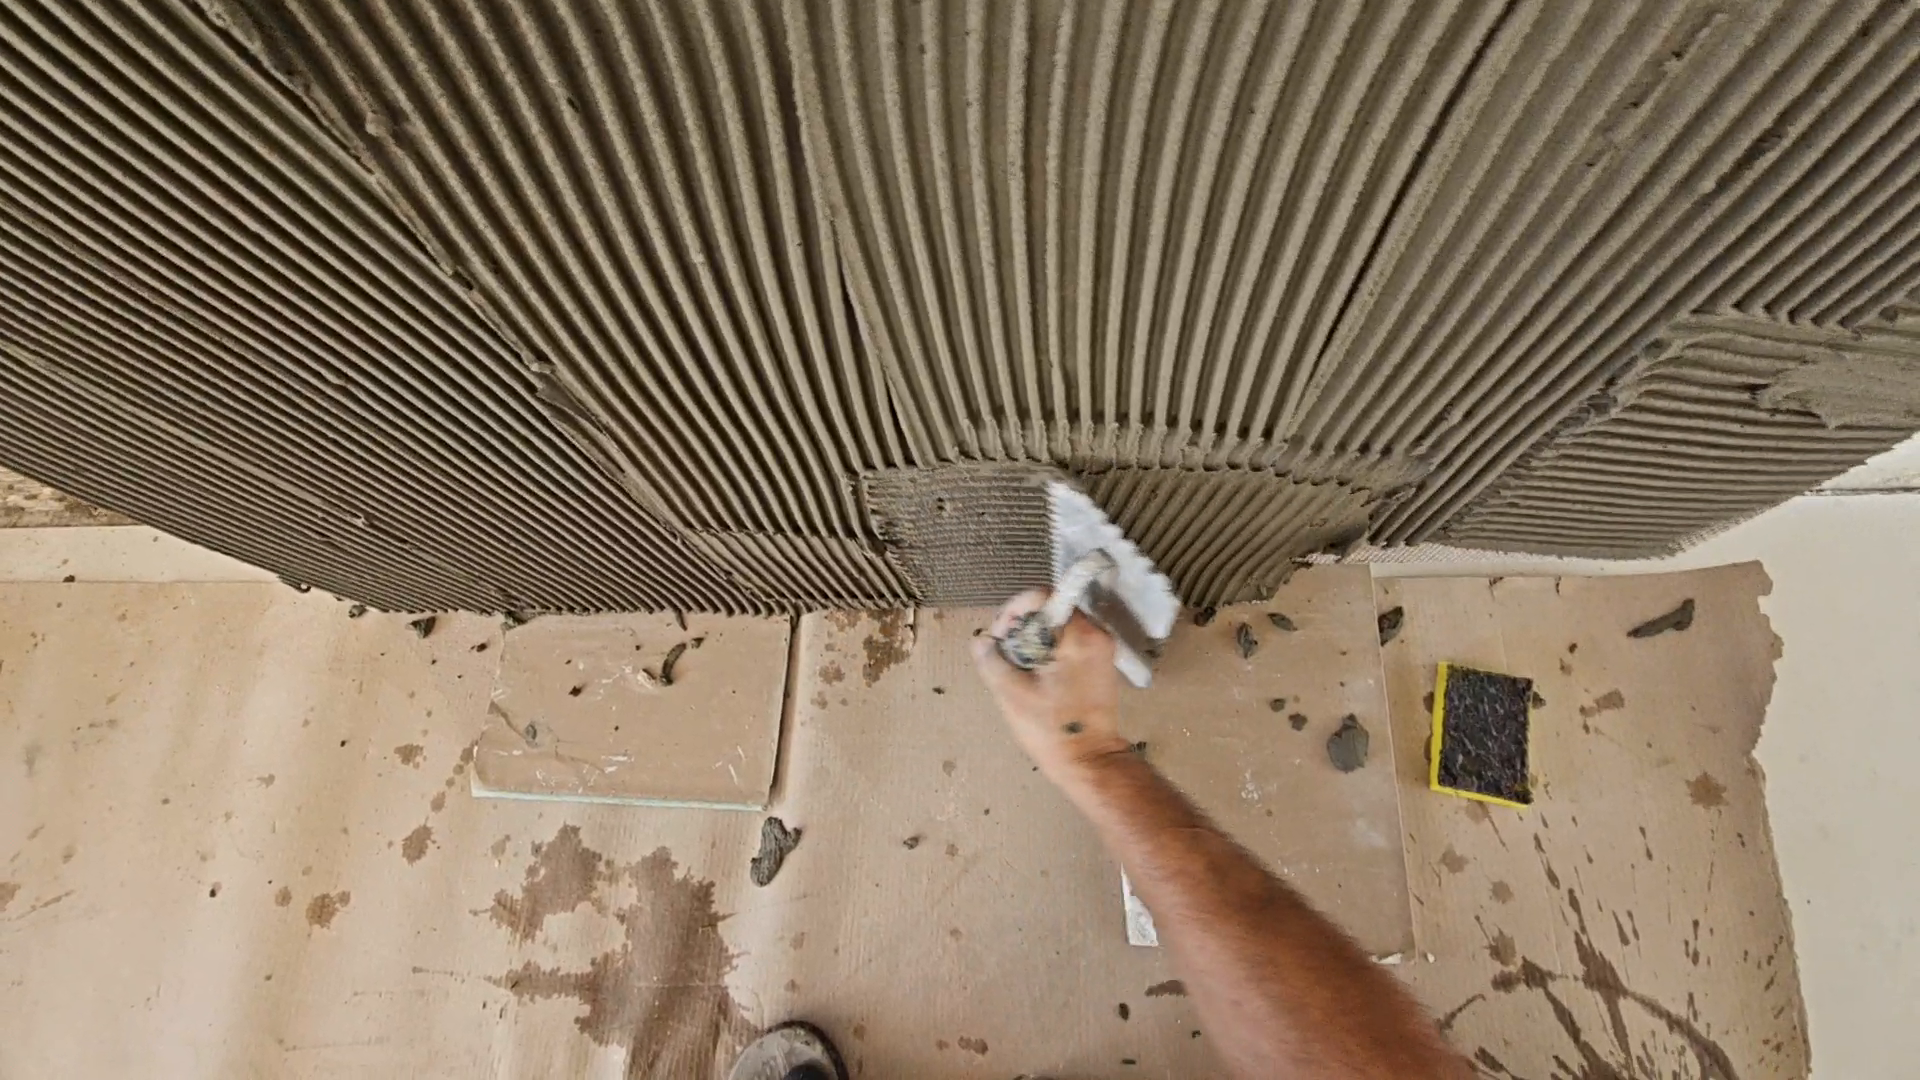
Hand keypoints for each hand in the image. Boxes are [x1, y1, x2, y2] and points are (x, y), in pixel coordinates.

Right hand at [972, 589, 1130, 782]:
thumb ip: (992, 659)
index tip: (1000, 635)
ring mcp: (1102, 648)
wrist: (1090, 762)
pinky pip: (1069, 640)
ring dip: (1033, 638)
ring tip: (1016, 664)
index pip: (1042, 596)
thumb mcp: (1011, 693)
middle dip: (1022, 626)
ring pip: (1058, 625)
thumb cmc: (1052, 729)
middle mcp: (1096, 634)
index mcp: (1079, 636)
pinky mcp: (1101, 662)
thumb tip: (980, 640)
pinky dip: (1048, 648)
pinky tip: (1034, 672)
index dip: (1014, 610)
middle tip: (1004, 651)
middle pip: (1050, 609)